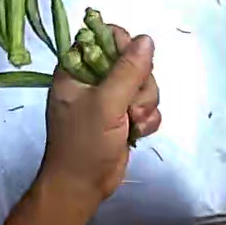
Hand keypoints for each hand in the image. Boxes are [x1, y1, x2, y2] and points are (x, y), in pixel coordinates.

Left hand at [38, 26, 160, 206]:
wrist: (83, 187)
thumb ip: (127, 70)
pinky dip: (147, 118)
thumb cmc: (84, 142)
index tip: (132, 64)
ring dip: (145, 104)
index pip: (104, 37)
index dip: (123, 47)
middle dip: (140, 84)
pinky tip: (138, 132)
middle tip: (130, 105)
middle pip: (132, 60)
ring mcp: (111, 97)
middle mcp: (94, 78)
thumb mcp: (106, 103)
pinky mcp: (125, 115)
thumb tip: (146, 39)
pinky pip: (148, 104)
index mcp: (77, 68)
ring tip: (132, 122)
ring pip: (144, 83)